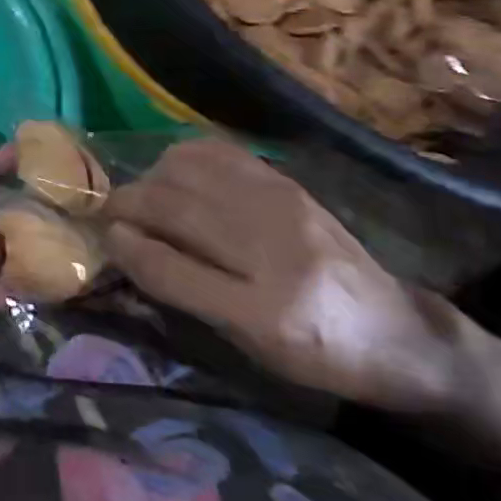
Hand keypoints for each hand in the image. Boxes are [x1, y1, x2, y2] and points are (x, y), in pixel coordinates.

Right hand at [103, 139, 467, 411]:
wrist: (396, 331)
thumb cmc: (313, 350)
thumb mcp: (246, 341)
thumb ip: (180, 288)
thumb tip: (119, 239)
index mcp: (265, 309)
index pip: (170, 266)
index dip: (124, 247)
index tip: (104, 238)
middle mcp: (273, 247)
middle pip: (172, 206)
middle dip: (127, 205)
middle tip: (110, 216)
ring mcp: (281, 202)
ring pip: (184, 170)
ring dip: (150, 180)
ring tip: (145, 199)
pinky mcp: (284, 180)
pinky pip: (213, 150)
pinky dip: (180, 159)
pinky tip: (176, 177)